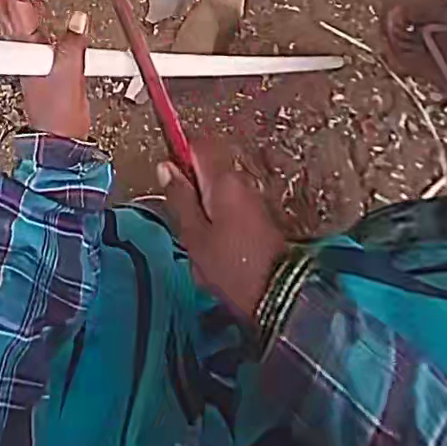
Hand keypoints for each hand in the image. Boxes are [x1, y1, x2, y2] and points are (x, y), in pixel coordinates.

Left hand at [0, 0, 92, 140]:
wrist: (60, 135)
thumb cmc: (59, 110)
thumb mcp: (71, 71)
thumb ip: (74, 42)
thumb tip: (79, 18)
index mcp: (26, 46)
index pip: (18, 4)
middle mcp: (22, 47)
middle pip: (5, 7)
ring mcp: (28, 53)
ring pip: (12, 17)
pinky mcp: (39, 60)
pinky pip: (27, 30)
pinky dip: (25, 13)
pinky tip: (30, 8)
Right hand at [158, 137, 287, 318]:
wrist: (280, 299)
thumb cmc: (232, 266)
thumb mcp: (194, 234)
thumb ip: (179, 196)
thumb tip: (165, 166)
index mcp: (223, 181)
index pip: (198, 146)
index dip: (179, 157)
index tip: (170, 181)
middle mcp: (240, 183)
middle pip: (205, 175)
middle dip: (191, 196)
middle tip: (185, 226)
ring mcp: (252, 201)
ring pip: (215, 198)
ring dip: (203, 218)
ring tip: (201, 250)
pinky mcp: (259, 221)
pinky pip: (229, 215)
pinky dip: (219, 231)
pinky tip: (217, 258)